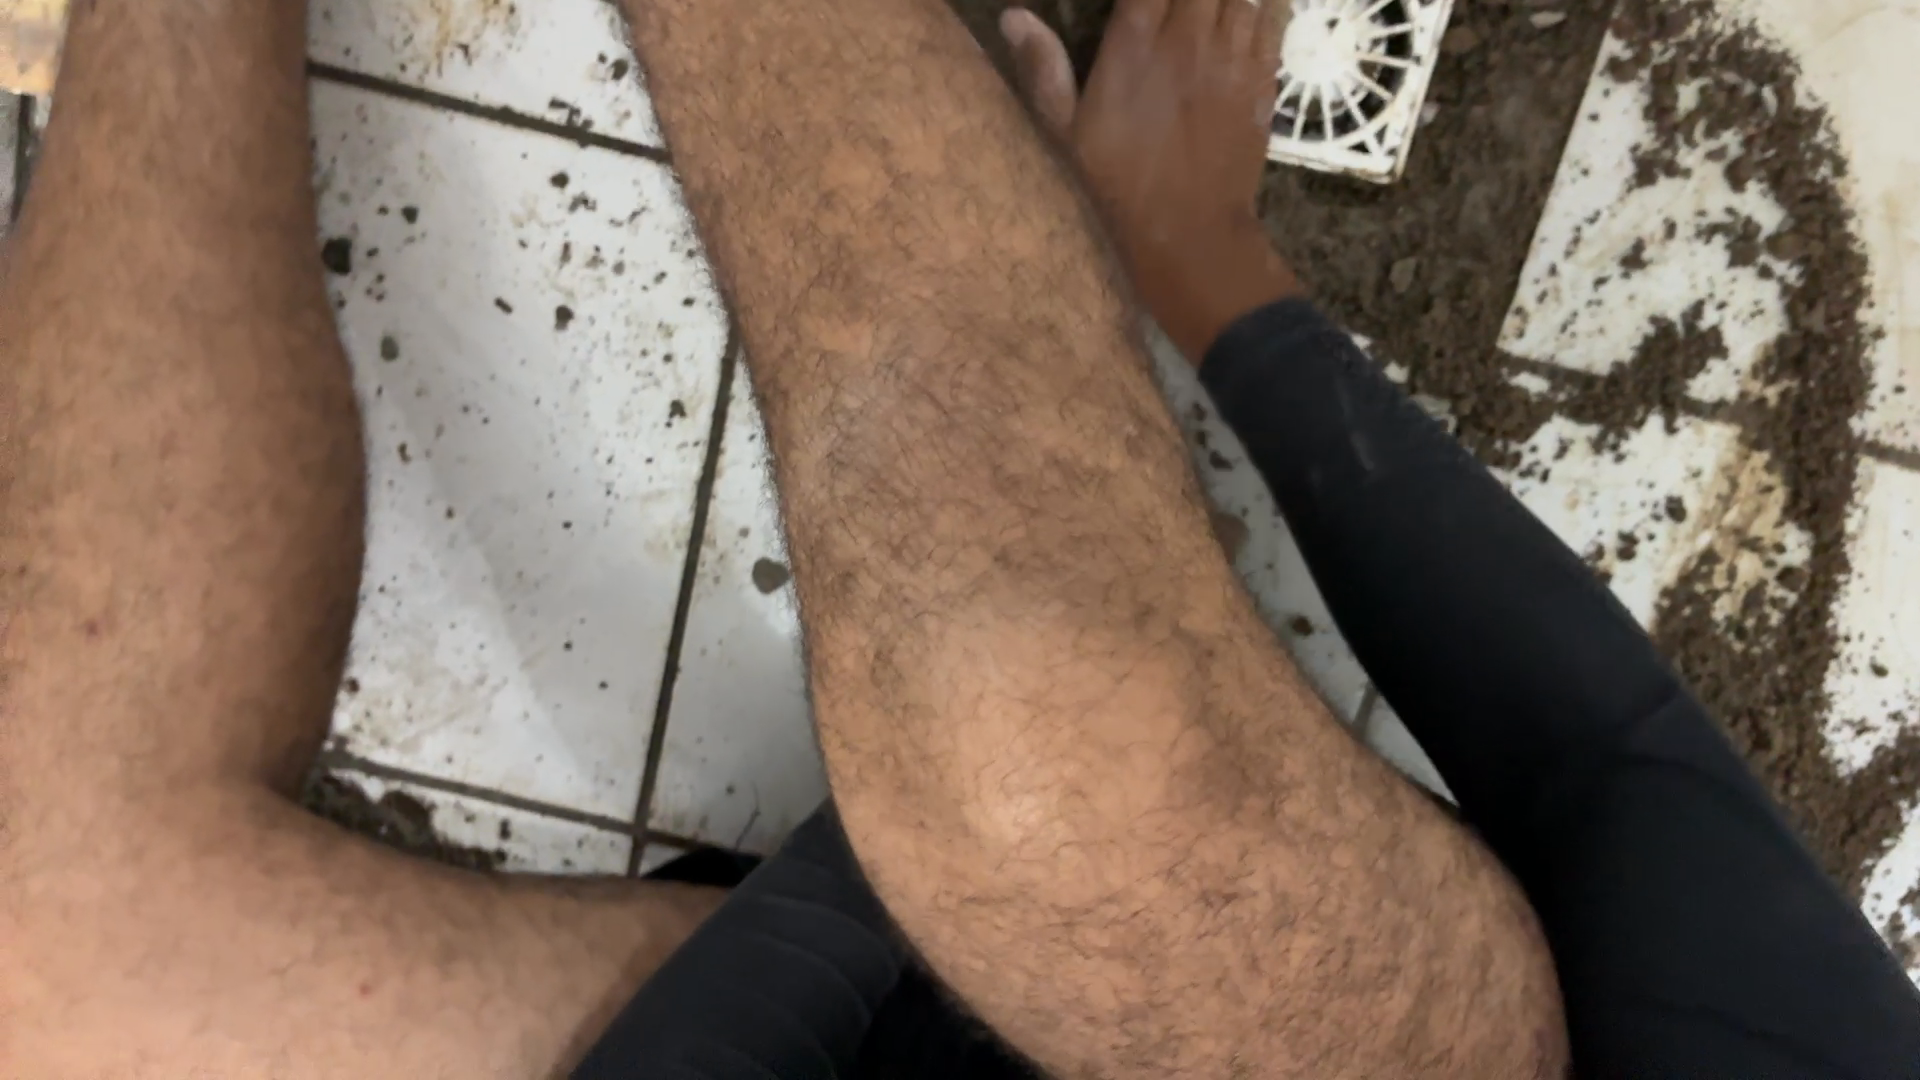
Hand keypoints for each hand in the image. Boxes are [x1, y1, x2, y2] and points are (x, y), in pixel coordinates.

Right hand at [1003, 0, 1305, 363]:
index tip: (1141, 7)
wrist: (1187, 231)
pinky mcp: (1262, 75)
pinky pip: (1273, 13)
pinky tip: (1245, 18)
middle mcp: (1187, 33)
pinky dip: (1262, 7)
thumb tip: (1012, 16)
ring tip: (1205, 19)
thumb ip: (1044, 70)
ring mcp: (1230, 52)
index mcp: (1134, 41)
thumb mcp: (1068, 135)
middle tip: (1172, 16)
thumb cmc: (1119, 185)